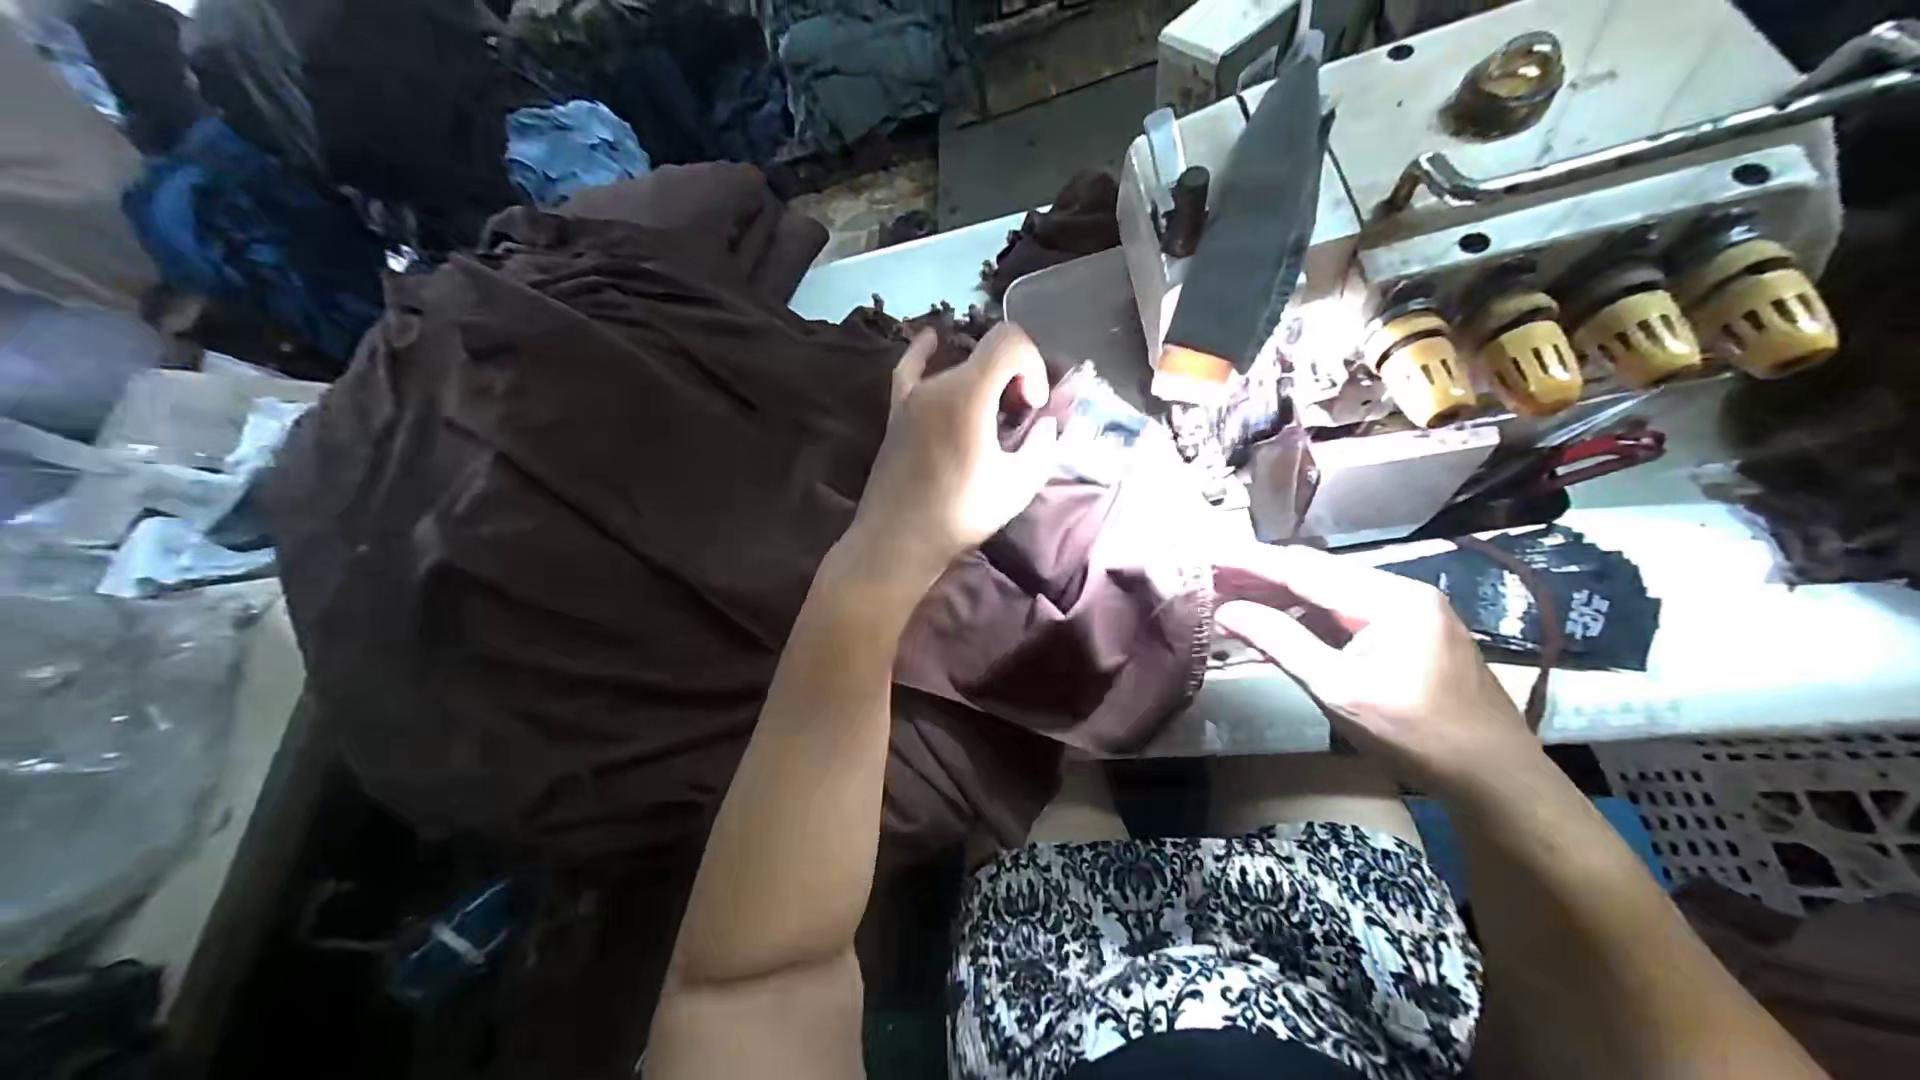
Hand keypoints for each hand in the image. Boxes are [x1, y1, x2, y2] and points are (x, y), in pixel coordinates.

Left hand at [844, 324, 1058, 589]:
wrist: (897, 541)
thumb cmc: (960, 514)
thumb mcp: (1018, 484)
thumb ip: (1042, 444)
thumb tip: (1046, 423)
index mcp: (968, 394)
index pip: (1009, 341)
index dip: (1033, 364)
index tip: (1032, 405)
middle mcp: (937, 384)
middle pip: (987, 353)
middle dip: (1014, 375)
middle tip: (1020, 417)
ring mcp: (912, 396)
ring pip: (958, 365)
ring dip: (985, 379)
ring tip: (991, 416)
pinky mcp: (897, 411)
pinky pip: (911, 370)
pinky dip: (925, 352)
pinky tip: (931, 339)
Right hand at [1212, 543, 1544, 798]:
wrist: (1494, 777)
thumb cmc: (1416, 735)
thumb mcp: (1338, 689)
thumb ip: (1280, 642)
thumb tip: (1226, 611)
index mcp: (1389, 598)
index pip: (1304, 569)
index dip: (1250, 562)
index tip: (1208, 555)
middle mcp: (1399, 590)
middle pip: (1316, 572)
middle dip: (1260, 575)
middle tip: (1210, 578)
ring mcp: (1407, 608)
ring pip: (1328, 591)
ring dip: (1280, 595)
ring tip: (1232, 599)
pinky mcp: (1406, 629)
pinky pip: (1344, 610)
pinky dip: (1306, 615)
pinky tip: (1276, 623)